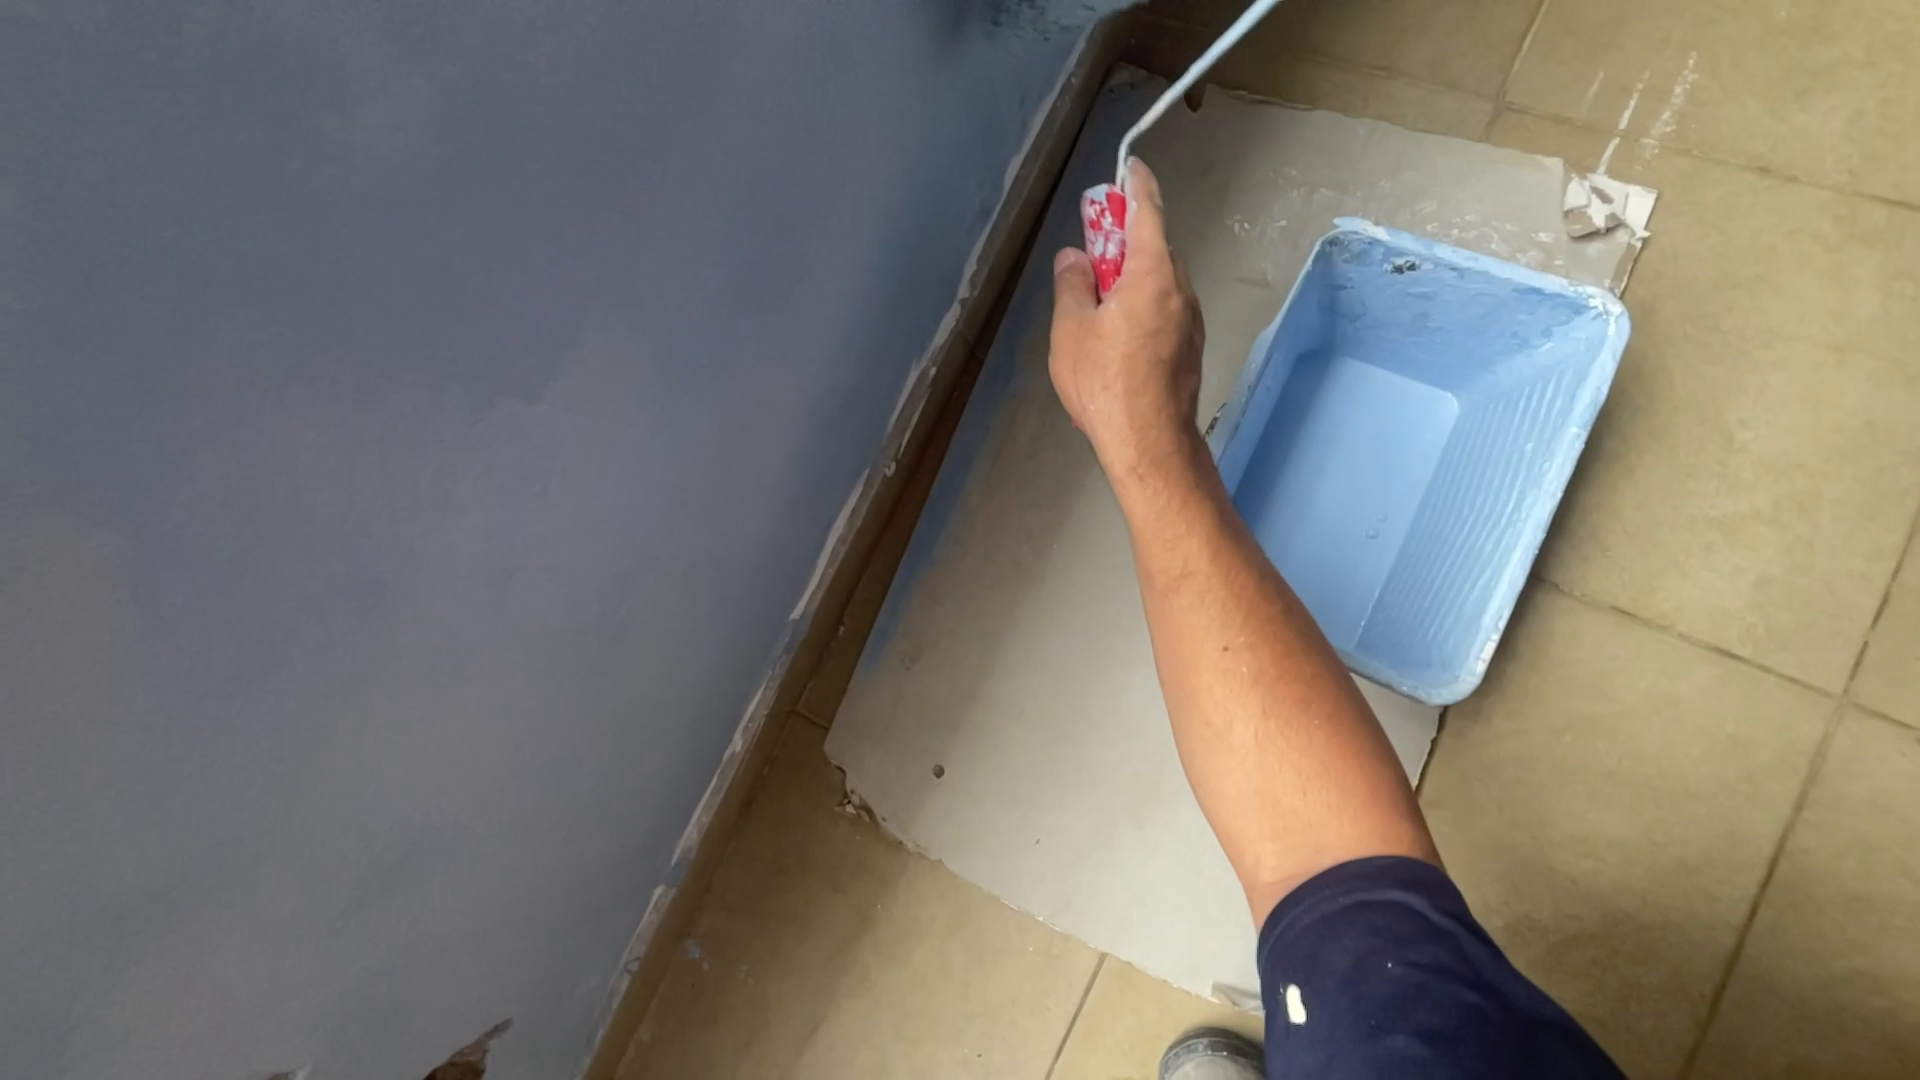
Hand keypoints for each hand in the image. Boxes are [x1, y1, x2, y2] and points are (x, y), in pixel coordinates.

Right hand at [1049, 158, 1205, 478]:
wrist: (1148, 441)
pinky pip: (1165, 313)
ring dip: (1134, 280)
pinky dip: (1143, 308)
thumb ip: (1072, 285)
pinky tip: (1118, 339)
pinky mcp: (1190, 351)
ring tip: (1099, 306)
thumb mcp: (1072, 330)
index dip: (1136, 186)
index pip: (1147, 213)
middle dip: (1126, 243)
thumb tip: (1073, 257)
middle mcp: (1180, 291)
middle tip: (1094, 254)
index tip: (1129, 167)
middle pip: (1156, 250)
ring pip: (1161, 284)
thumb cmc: (1104, 381)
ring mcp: (1190, 323)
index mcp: (1152, 274)